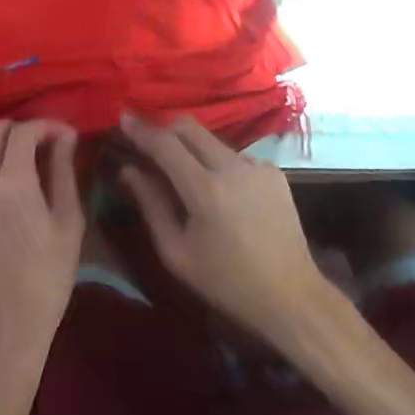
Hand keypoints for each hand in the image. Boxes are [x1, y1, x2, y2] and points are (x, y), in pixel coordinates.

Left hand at [0, 119, 84, 348]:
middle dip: (30, 129)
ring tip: (48, 160)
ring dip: (17, 144)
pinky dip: (7, 161)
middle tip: (57, 143)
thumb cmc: (48, 275)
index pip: (24, 130)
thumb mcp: (68, 221)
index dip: (49, 125)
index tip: (72, 136)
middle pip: (1, 131)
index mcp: (11, 182)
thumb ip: (64, 172)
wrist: (8, 324)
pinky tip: (31, 179)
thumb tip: (66, 136)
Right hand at [117, 115, 332, 344]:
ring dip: (191, 148)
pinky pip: (235, 156)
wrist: (290, 295)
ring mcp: (257, 165)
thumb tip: (128, 170)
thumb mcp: (177, 253)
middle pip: (190, 128)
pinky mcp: (273, 171)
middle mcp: (233, 167)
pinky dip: (218, 164)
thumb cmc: (226, 282)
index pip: (166, 144)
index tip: (123, 118)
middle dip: (164, 128)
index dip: (142, 129)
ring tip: (182, 173)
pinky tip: (219, 193)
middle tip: (147, 140)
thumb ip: (151, 205)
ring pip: (213, 141)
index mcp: (206, 190)